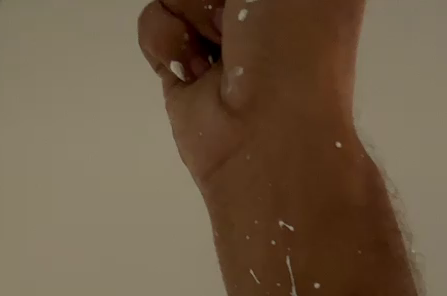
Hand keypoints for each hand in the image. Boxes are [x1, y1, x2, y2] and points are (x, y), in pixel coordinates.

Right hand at [137, 0, 367, 194]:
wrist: (263, 132)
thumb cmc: (292, 42)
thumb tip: (216, 24)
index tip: (242, 1)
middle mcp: (257, 1)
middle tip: (235, 11)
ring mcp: (216, 30)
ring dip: (191, 10)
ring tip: (219, 44)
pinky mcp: (179, 64)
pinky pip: (153, 23)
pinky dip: (167, 41)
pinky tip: (194, 68)